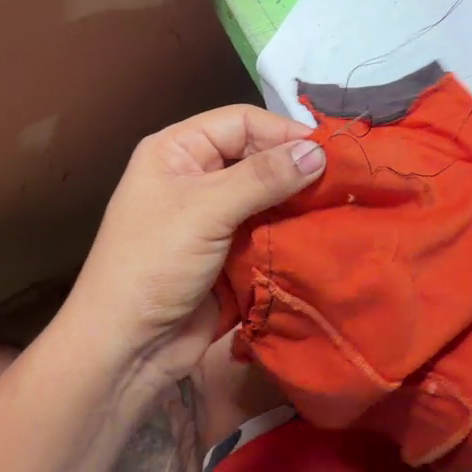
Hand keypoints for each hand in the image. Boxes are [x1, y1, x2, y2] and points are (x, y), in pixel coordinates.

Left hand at [65, 105, 325, 382]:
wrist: (127, 349)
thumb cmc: (154, 262)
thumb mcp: (206, 209)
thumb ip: (263, 177)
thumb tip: (319, 150)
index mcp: (177, 150)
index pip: (240, 122)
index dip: (282, 131)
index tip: (329, 149)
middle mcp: (196, 175)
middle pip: (257, 156)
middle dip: (295, 166)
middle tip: (344, 178)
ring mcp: (214, 217)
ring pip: (268, 195)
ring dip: (298, 201)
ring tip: (342, 204)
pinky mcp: (231, 254)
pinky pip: (269, 231)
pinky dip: (292, 232)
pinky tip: (324, 233)